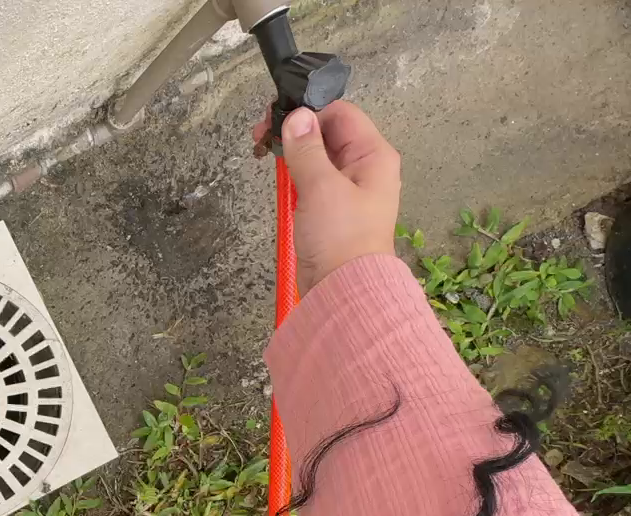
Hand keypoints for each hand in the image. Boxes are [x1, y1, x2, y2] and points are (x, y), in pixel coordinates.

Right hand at [252, 102, 401, 291]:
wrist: (341, 289)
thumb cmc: (339, 238)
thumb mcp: (320, 188)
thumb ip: (306, 150)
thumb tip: (296, 116)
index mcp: (372, 155)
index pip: (340, 115)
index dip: (308, 111)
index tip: (273, 118)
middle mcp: (362, 169)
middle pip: (327, 136)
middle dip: (294, 132)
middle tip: (258, 138)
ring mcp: (345, 192)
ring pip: (316, 160)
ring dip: (291, 155)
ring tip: (263, 156)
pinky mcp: (329, 214)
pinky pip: (311, 185)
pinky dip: (294, 179)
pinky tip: (279, 182)